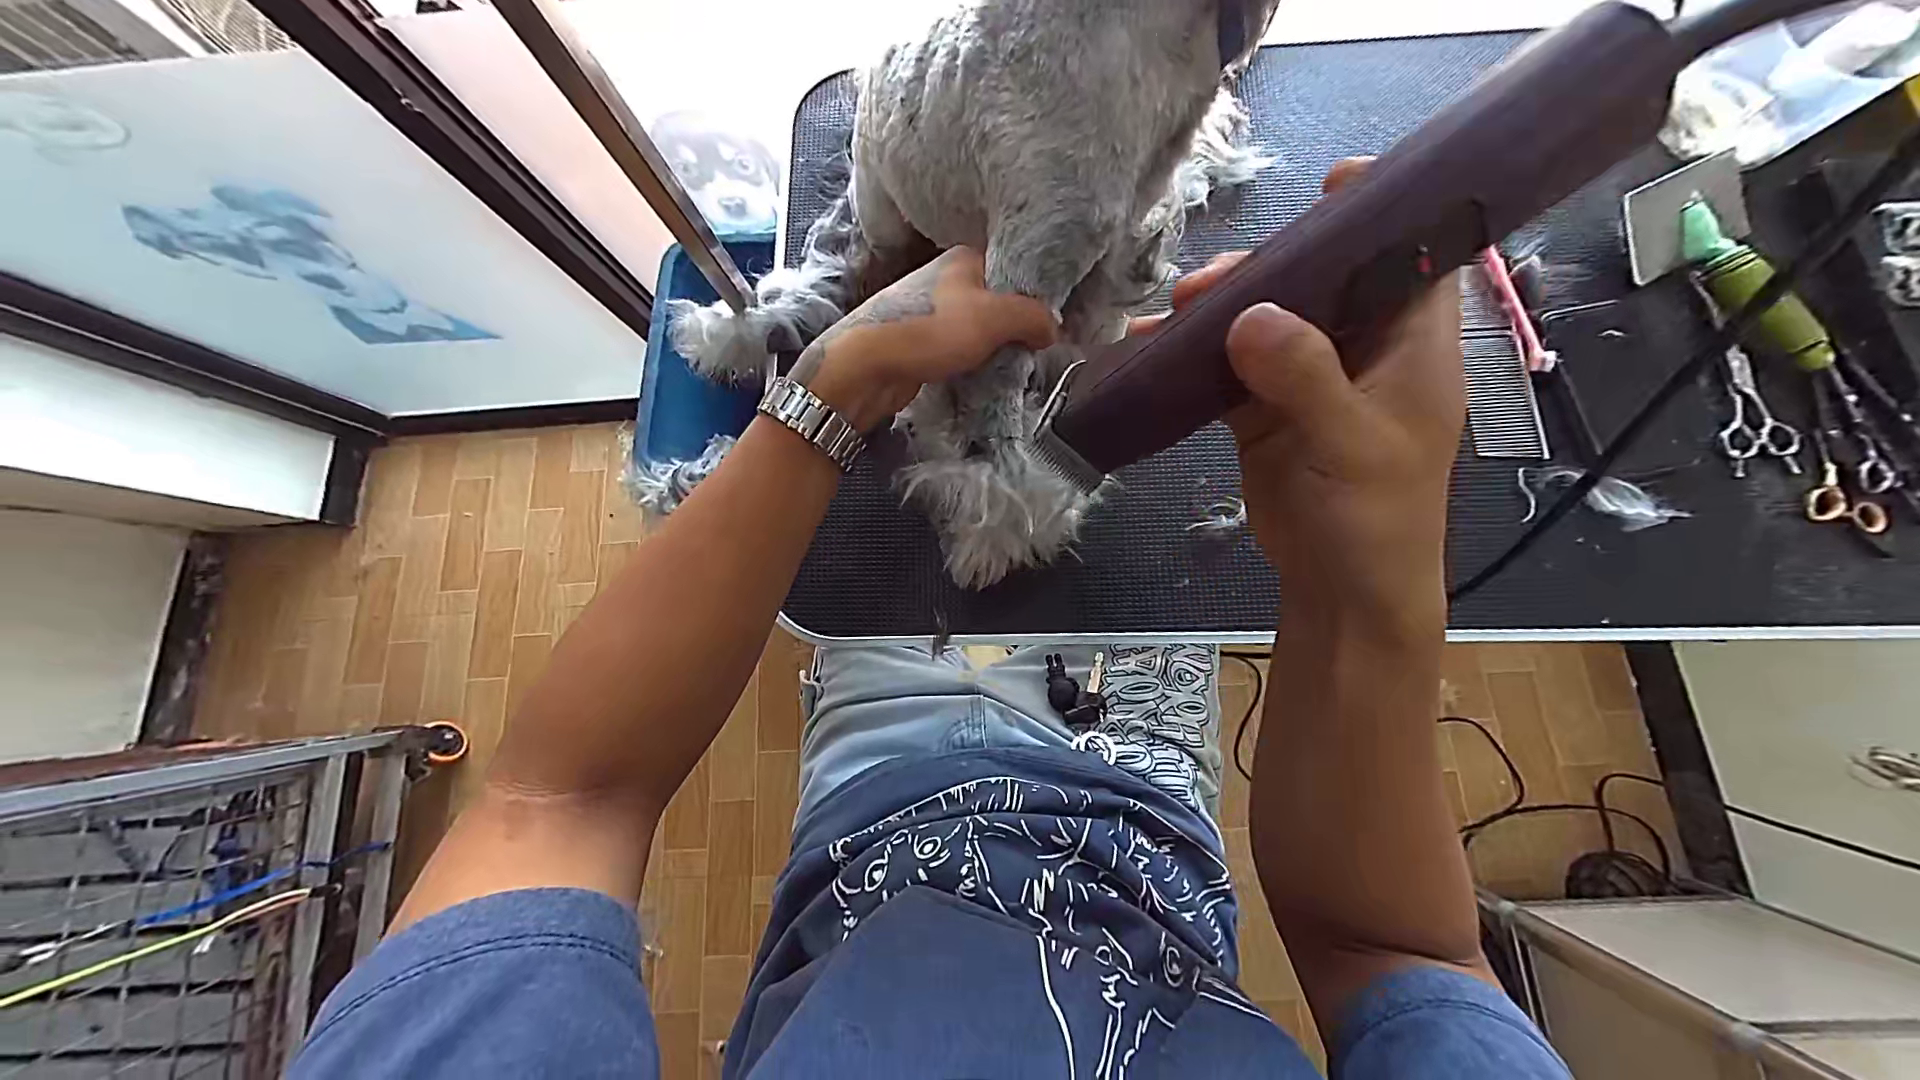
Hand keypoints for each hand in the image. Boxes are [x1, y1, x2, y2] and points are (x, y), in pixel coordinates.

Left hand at [792, 247, 1058, 431]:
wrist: (867, 366)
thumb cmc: (929, 331)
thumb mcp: (994, 317)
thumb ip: (1033, 316)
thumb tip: (1055, 329)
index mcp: (966, 257)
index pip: (1017, 269)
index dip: (1038, 296)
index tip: (1055, 325)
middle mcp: (947, 277)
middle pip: (999, 300)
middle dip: (1018, 326)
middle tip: (1037, 350)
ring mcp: (931, 309)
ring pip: (979, 327)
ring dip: (996, 346)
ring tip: (1014, 365)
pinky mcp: (920, 340)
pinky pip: (960, 348)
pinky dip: (974, 360)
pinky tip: (983, 373)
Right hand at [1163, 160, 1463, 630]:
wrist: (1338, 588)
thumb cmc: (1374, 518)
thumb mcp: (1350, 446)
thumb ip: (1305, 378)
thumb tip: (1248, 314)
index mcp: (1411, 346)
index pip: (1411, 256)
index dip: (1385, 211)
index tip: (1336, 181)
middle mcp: (1359, 352)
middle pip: (1317, 283)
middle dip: (1265, 271)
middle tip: (1206, 283)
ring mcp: (1306, 381)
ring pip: (1263, 325)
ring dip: (1217, 314)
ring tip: (1167, 314)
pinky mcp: (1263, 413)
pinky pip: (1226, 371)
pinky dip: (1193, 360)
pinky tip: (1155, 351)